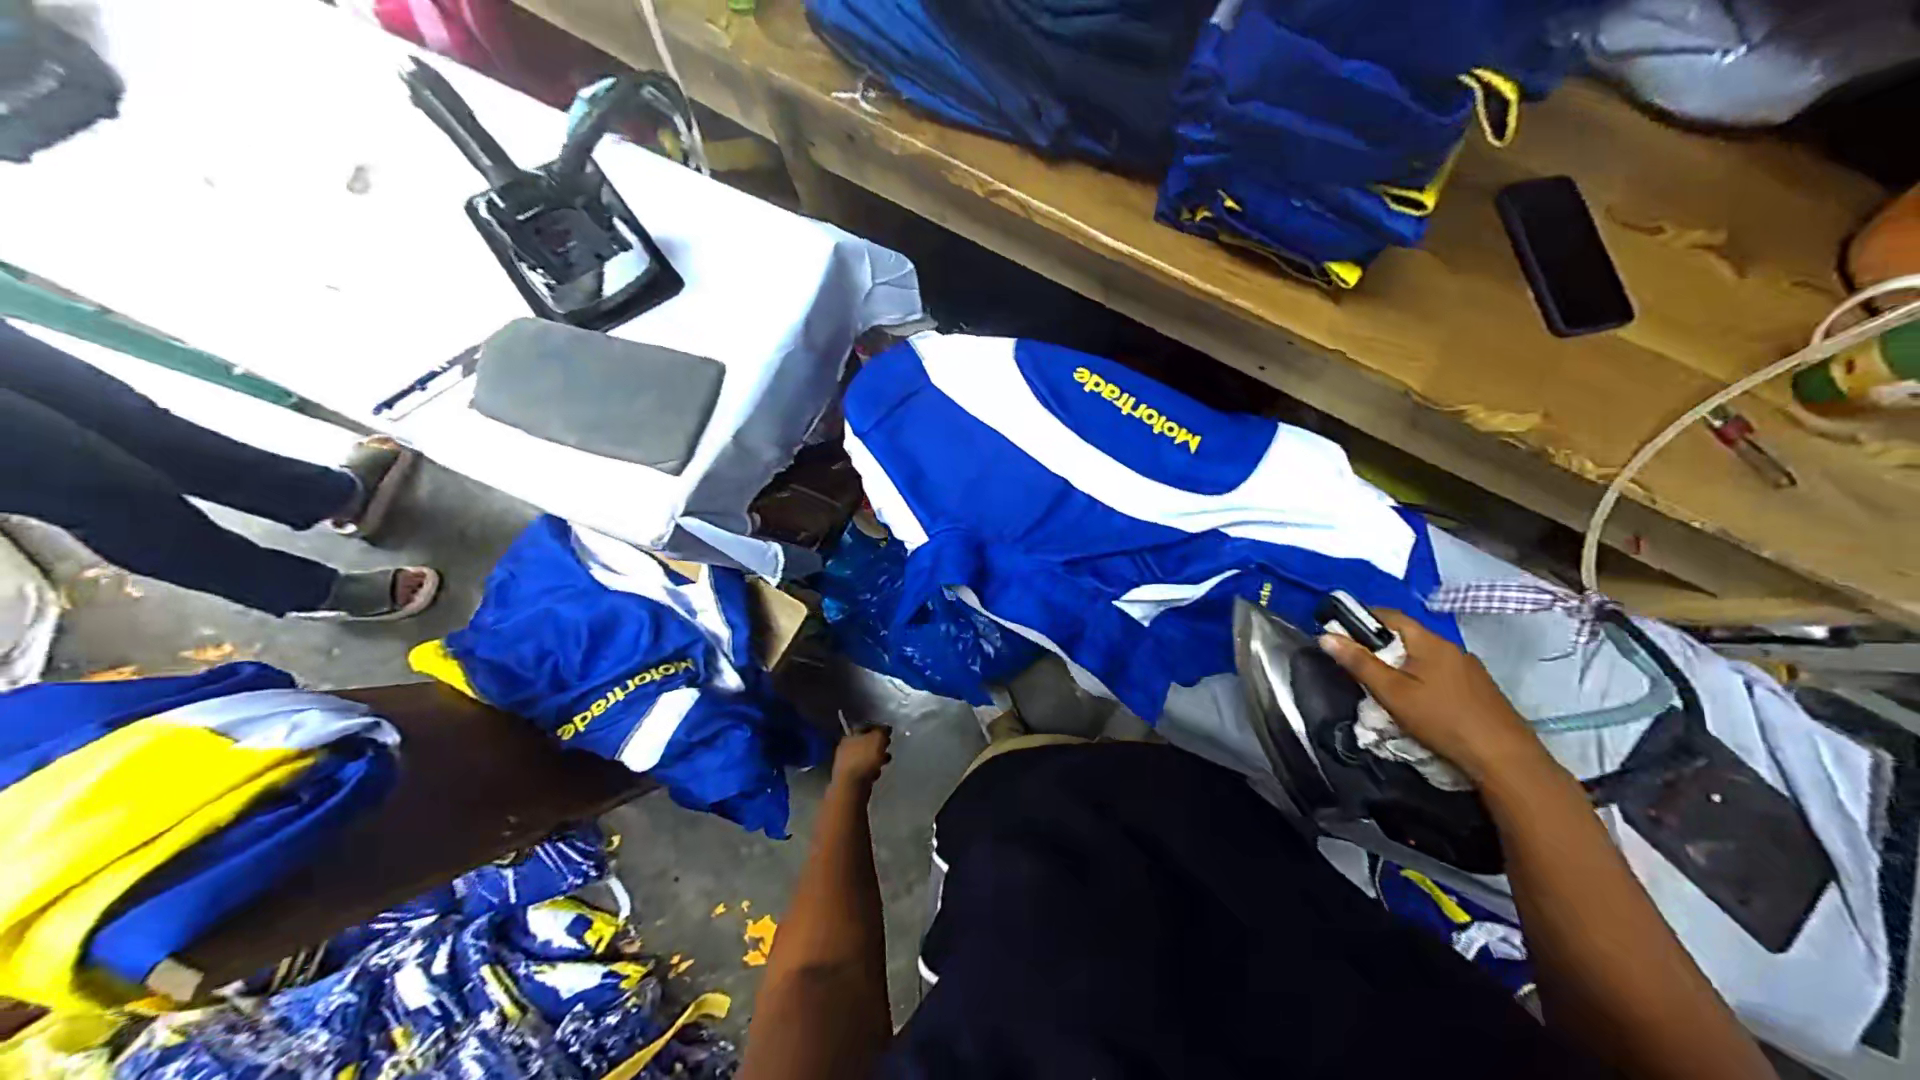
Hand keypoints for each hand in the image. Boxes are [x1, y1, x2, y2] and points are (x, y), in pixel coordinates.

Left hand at [831, 726, 891, 789]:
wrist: (852, 785)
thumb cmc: (864, 758)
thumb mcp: (877, 739)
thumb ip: (882, 731)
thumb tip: (886, 729)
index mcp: (850, 735)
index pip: (864, 727)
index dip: (877, 729)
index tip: (888, 733)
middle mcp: (845, 747)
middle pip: (865, 743)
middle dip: (878, 745)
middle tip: (888, 747)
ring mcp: (846, 763)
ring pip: (865, 757)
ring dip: (876, 758)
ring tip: (886, 761)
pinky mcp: (850, 777)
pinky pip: (864, 769)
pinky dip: (871, 770)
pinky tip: (876, 773)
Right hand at [1317, 609, 1552, 785]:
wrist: (1504, 757)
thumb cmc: (1441, 719)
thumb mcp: (1392, 693)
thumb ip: (1359, 663)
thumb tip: (1326, 636)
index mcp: (1430, 642)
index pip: (1390, 615)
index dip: (1362, 617)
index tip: (1339, 630)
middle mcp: (1451, 647)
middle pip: (1407, 635)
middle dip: (1379, 643)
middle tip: (1356, 663)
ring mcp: (1469, 668)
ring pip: (1424, 655)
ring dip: (1401, 662)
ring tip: (1383, 683)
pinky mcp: (1478, 688)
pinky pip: (1440, 671)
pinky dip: (1420, 676)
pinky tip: (1417, 698)